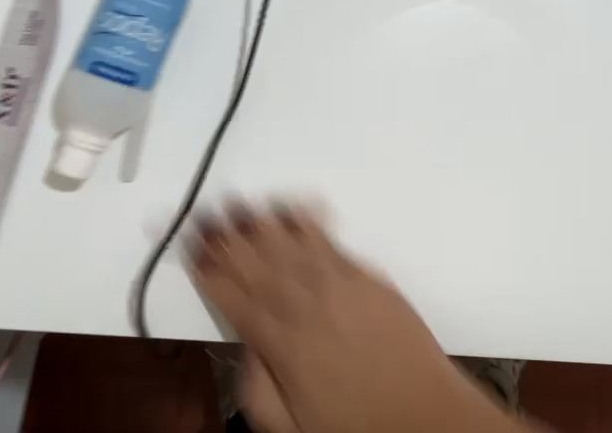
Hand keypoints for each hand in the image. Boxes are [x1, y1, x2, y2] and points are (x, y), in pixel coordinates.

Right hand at [188, 203, 526, 432]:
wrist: (422, 414)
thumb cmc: (356, 423)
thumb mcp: (289, 422)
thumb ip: (256, 382)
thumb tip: (243, 345)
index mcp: (279, 343)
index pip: (232, 296)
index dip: (207, 269)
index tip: (188, 247)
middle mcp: (304, 305)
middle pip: (255, 262)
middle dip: (225, 236)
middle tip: (202, 212)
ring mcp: (336, 283)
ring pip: (287, 244)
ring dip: (258, 221)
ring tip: (235, 201)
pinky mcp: (364, 274)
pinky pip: (326, 239)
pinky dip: (305, 219)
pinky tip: (289, 205)